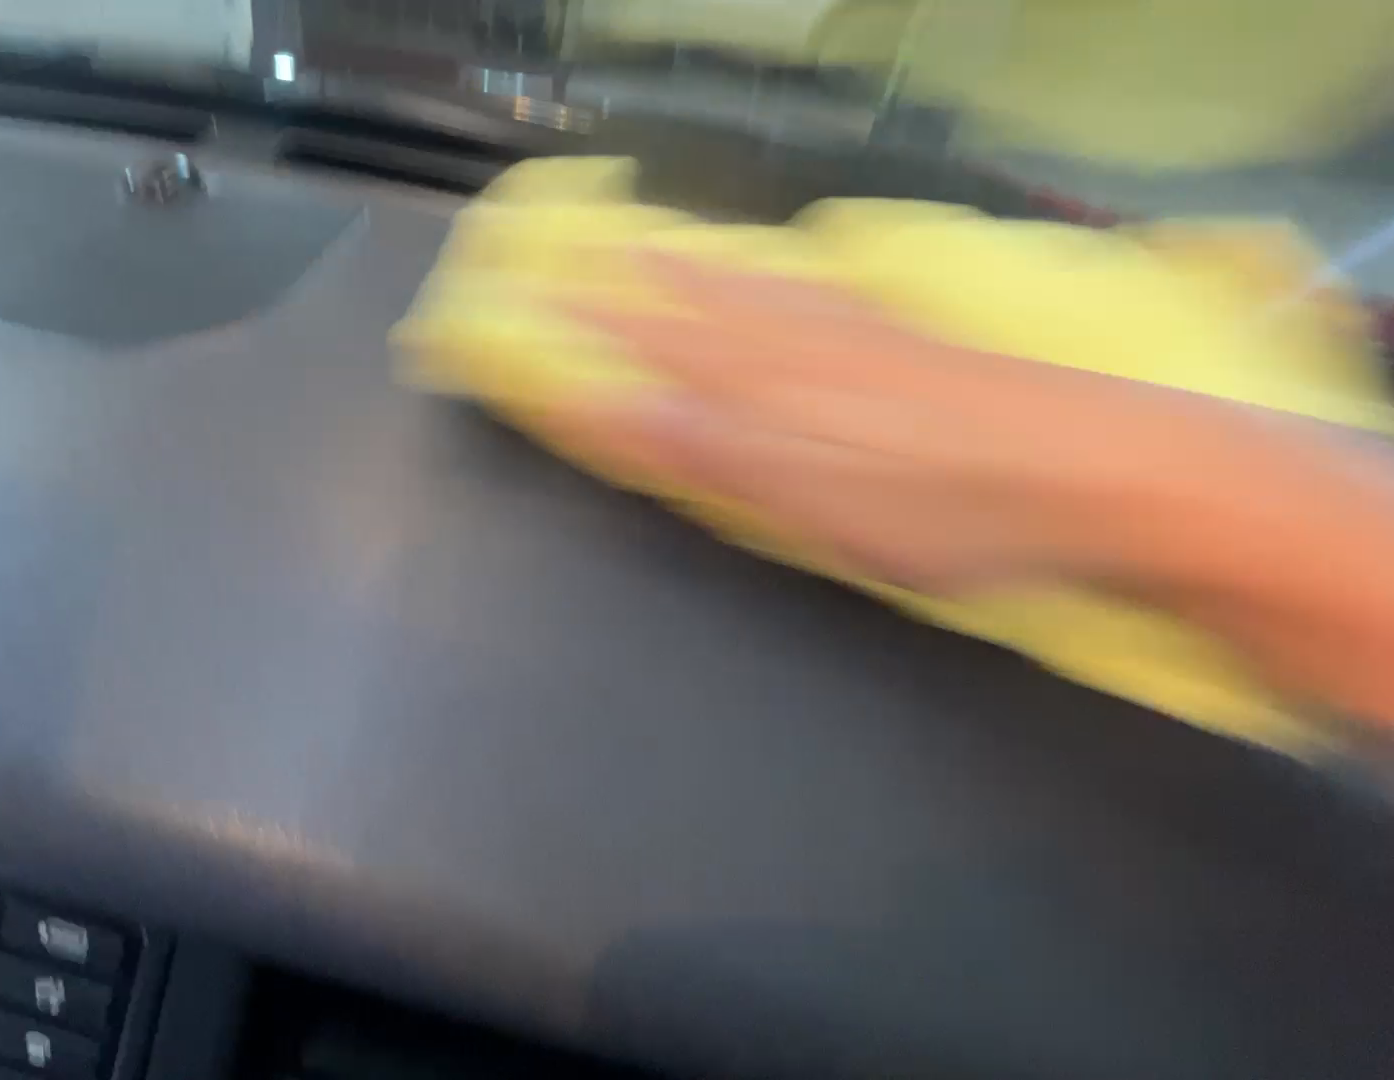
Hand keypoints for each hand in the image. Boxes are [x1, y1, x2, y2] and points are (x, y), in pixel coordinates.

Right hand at [541, 252, 1275, 591]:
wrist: (1103, 472)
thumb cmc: (939, 511)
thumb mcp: (806, 505)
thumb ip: (707, 453)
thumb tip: (616, 409)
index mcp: (763, 392)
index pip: (654, 350)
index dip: (592, 329)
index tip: (537, 306)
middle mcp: (796, 352)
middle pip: (695, 312)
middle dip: (633, 286)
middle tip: (585, 256)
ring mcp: (852, 342)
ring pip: (752, 296)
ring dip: (698, 272)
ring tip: (658, 245)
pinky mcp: (902, 344)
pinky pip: (816, 296)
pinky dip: (780, 279)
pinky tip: (786, 272)